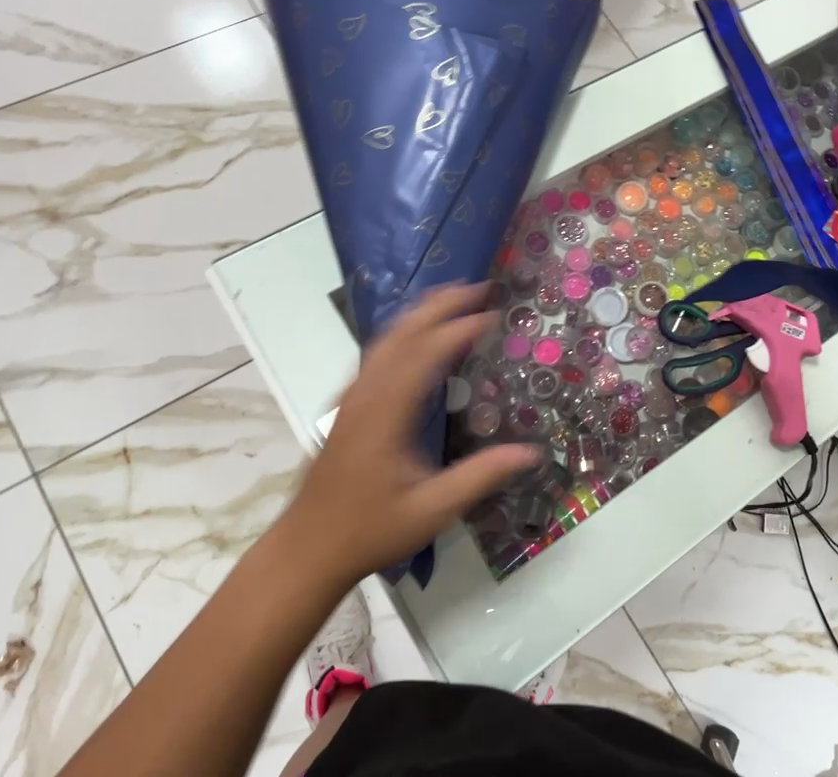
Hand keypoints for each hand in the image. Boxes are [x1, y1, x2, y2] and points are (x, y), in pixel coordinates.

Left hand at [280, 283, 541, 581]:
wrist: (306, 550)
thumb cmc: (369, 530)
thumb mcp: (431, 510)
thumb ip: (480, 477)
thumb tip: (531, 452)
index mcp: (385, 413)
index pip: (424, 354)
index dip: (459, 328)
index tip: (492, 314)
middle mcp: (364, 395)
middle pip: (401, 333)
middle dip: (439, 305)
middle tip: (478, 287)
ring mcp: (350, 399)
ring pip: (384, 340)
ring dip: (419, 314)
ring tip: (453, 297)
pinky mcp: (346, 408)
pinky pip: (376, 355)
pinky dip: (402, 333)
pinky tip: (417, 338)